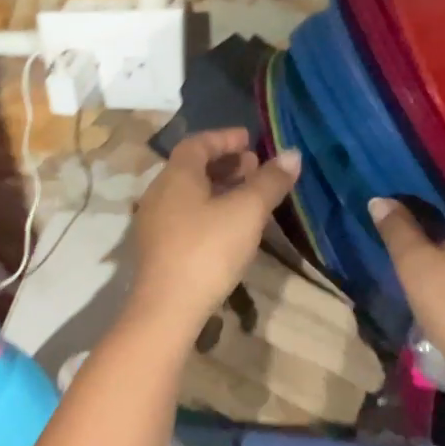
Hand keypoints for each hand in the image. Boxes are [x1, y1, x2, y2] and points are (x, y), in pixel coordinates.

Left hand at [129, 129, 301, 332]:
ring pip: (187, 195)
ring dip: (216, 190)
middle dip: (224, 164)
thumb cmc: (208, 250)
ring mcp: (153, 224)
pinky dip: (207, 212)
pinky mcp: (156, 250)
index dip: (225, 138)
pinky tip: (228, 228)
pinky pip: (184, 218)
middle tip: (254, 169)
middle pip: (190, 169)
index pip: (197, 143)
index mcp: (175, 176)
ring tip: (247, 198)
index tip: (251, 141)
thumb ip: (269, 182)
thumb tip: (292, 155)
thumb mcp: (247, 212)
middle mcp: (157, 194)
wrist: (167, 307)